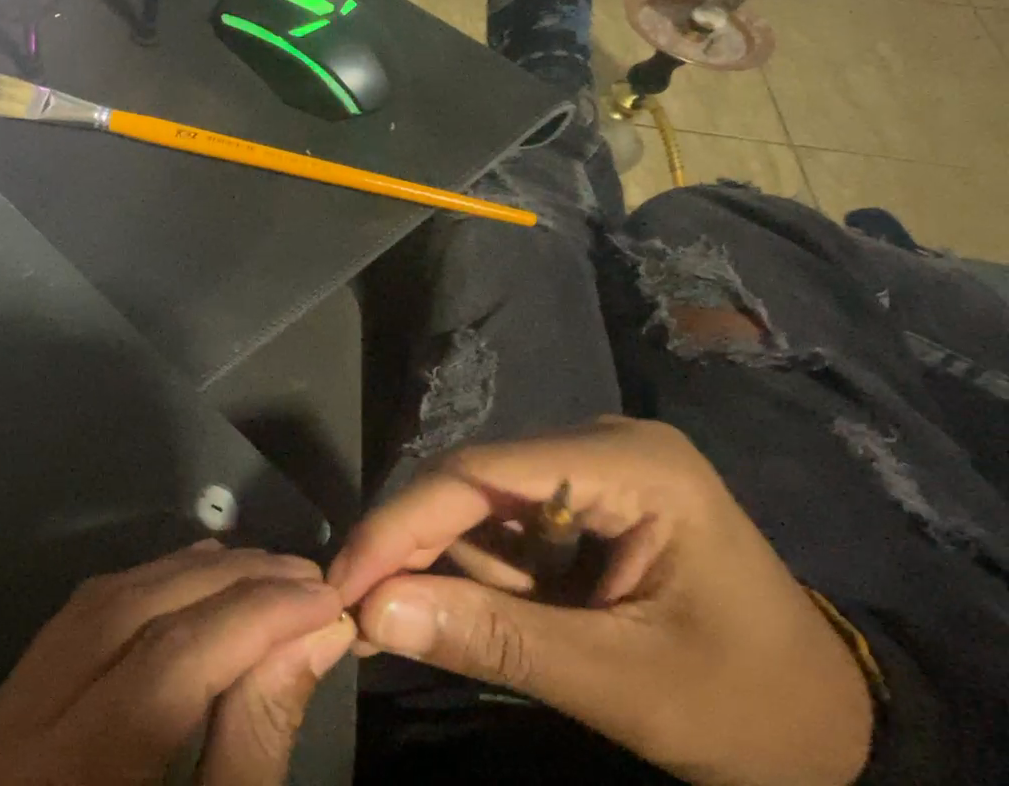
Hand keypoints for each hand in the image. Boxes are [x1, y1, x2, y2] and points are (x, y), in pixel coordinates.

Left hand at [0, 540, 356, 785]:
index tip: (325, 595)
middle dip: (225, 585)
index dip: (252, 617)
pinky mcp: (5, 700)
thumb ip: (258, 732)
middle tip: (302, 571)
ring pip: (99, 605)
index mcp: (65, 777)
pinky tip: (192, 578)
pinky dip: (141, 590)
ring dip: (185, 577)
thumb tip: (315, 629)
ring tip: (263, 569)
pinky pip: (78, 620)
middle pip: (128, 617)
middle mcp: (10, 731)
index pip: (167, 661)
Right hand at [328, 416, 872, 785]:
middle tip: (370, 626)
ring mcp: (590, 469)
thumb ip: (492, 639)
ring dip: (462, 577)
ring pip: (471, 510)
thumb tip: (371, 614)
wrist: (835, 731)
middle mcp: (600, 445)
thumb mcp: (620, 683)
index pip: (476, 476)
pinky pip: (496, 527)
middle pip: (465, 487)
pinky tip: (517, 618)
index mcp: (631, 466)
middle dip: (420, 558)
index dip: (397, 528)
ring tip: (513, 640)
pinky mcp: (580, 501)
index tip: (341, 587)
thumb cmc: (748, 708)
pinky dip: (484, 578)